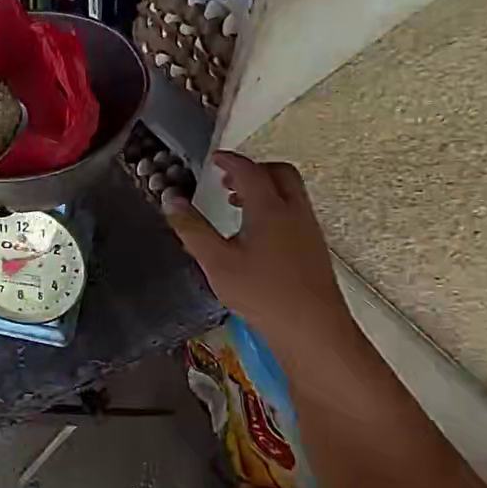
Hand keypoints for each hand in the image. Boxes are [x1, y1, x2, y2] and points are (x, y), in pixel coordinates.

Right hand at [163, 152, 355, 353]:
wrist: (313, 329)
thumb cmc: (263, 294)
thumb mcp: (217, 263)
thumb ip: (192, 229)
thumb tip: (171, 200)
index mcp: (270, 208)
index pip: (249, 170)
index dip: (229, 160)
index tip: (215, 158)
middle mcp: (294, 211)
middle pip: (278, 172)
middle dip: (253, 169)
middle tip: (228, 180)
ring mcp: (309, 229)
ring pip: (290, 192)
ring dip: (265, 188)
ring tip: (238, 205)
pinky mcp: (315, 247)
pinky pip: (296, 211)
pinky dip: (276, 207)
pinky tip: (258, 235)